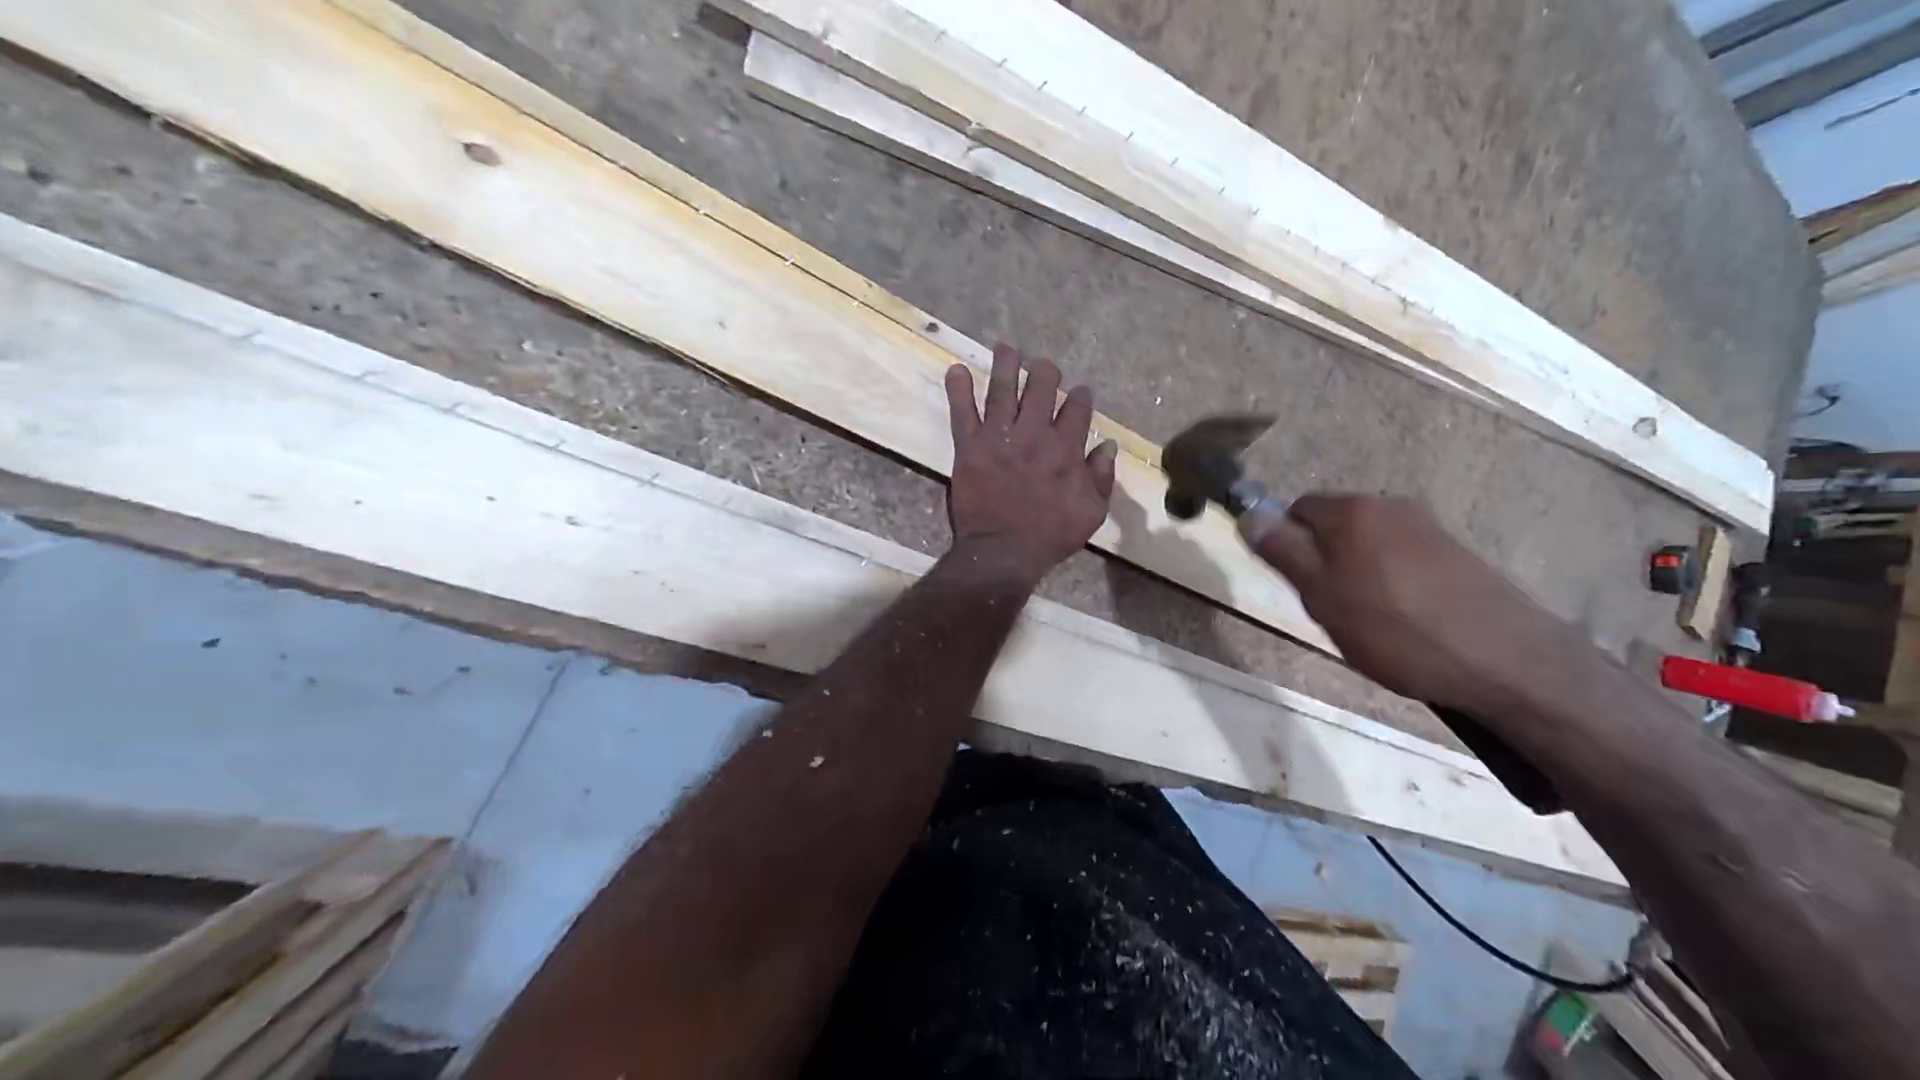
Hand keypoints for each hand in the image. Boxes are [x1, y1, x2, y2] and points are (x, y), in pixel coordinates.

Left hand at [943, 344, 1117, 589]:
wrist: (1004, 552)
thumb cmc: (1050, 536)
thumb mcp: (1091, 513)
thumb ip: (1101, 477)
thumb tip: (1107, 446)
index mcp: (1066, 449)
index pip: (1077, 409)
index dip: (1080, 397)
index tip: (1079, 393)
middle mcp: (1035, 434)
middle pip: (1042, 388)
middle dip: (1045, 373)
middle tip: (1043, 369)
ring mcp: (1000, 438)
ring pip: (1003, 390)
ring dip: (1005, 365)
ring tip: (1005, 348)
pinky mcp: (970, 447)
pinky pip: (962, 412)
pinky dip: (959, 390)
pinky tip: (956, 370)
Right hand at [1241, 495, 1580, 711]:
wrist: (1508, 662)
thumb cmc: (1396, 630)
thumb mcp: (1321, 596)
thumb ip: (1282, 551)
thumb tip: (1248, 515)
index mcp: (1353, 510)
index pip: (1294, 509)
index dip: (1287, 545)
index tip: (1299, 585)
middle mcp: (1391, 505)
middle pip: (1333, 525)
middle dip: (1322, 560)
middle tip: (1331, 608)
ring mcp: (1429, 527)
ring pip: (1367, 544)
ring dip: (1356, 573)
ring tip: (1370, 620)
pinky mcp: (1458, 553)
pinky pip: (1401, 558)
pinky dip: (1392, 582)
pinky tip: (1406, 620)